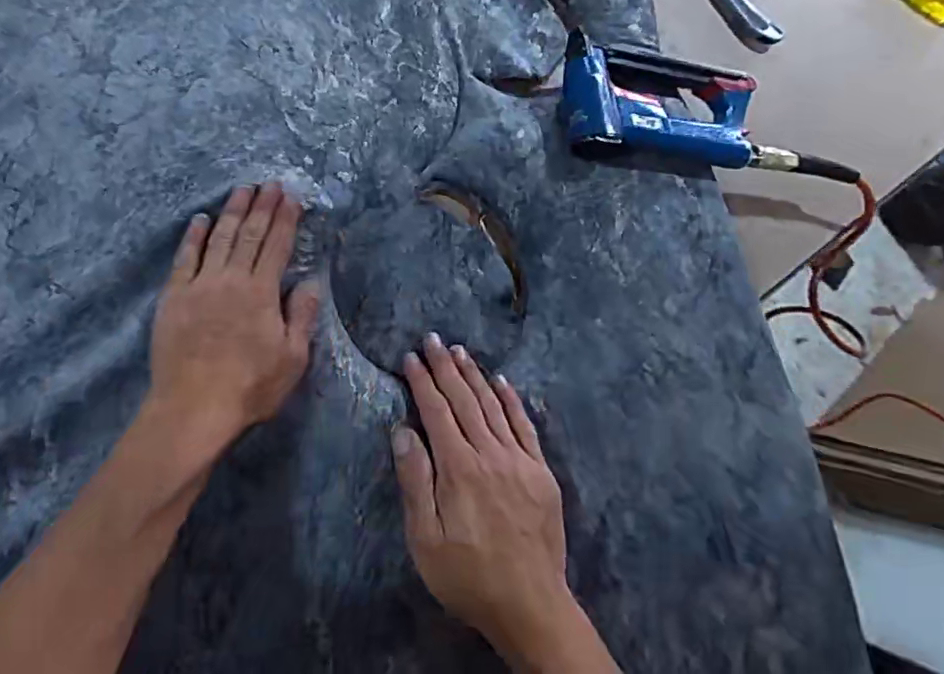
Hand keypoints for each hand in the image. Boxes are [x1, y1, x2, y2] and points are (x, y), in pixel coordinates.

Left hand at [148, 183, 320, 447]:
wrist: (191, 410)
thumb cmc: (249, 387)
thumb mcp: (292, 358)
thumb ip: (302, 317)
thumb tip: (310, 283)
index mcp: (261, 292)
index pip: (277, 246)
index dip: (286, 219)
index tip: (292, 197)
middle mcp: (231, 280)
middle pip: (249, 234)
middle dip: (262, 206)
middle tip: (270, 183)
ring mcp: (199, 286)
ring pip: (218, 238)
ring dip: (232, 212)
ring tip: (242, 190)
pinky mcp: (173, 297)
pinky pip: (185, 258)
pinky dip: (193, 236)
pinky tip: (200, 220)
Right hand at [394, 335, 611, 671]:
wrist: (530, 604)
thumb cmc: (468, 576)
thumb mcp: (426, 540)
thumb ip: (416, 482)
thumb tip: (402, 431)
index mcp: (458, 469)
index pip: (436, 412)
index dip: (423, 382)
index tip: (411, 357)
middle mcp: (490, 454)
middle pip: (464, 400)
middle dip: (445, 367)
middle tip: (433, 339)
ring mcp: (519, 459)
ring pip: (493, 405)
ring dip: (475, 375)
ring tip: (460, 351)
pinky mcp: (540, 471)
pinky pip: (525, 425)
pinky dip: (512, 400)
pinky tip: (502, 381)